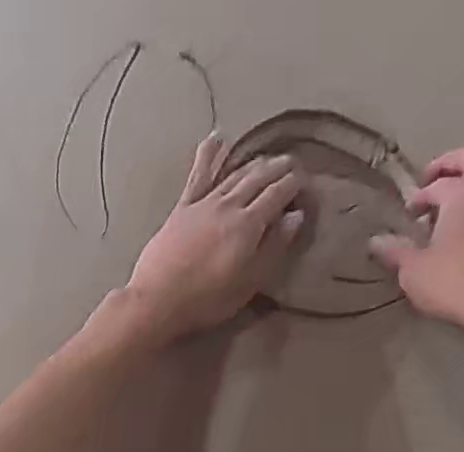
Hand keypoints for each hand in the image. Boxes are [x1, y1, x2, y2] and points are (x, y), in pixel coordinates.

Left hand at [124, 134, 305, 337]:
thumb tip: (296, 216)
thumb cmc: (206, 300)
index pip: (279, 193)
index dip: (295, 184)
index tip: (306, 182)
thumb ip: (274, 247)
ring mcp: (203, 204)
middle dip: (278, 168)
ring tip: (266, 158)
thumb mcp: (249, 282)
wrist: (157, 299)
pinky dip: (208, 156)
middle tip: (292, 164)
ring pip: (233, 174)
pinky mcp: (181, 209)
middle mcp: (228, 206)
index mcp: (249, 224)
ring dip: (253, 163)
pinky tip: (216, 140)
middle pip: (258, 177)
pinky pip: (197, 176)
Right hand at [369, 147, 463, 346]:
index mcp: (463, 192)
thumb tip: (376, 242)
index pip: (435, 185)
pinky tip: (463, 229)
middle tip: (427, 183)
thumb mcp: (413, 271)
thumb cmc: (453, 283)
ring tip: (444, 210)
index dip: (416, 199)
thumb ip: (395, 252)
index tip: (405, 217)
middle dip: (446, 166)